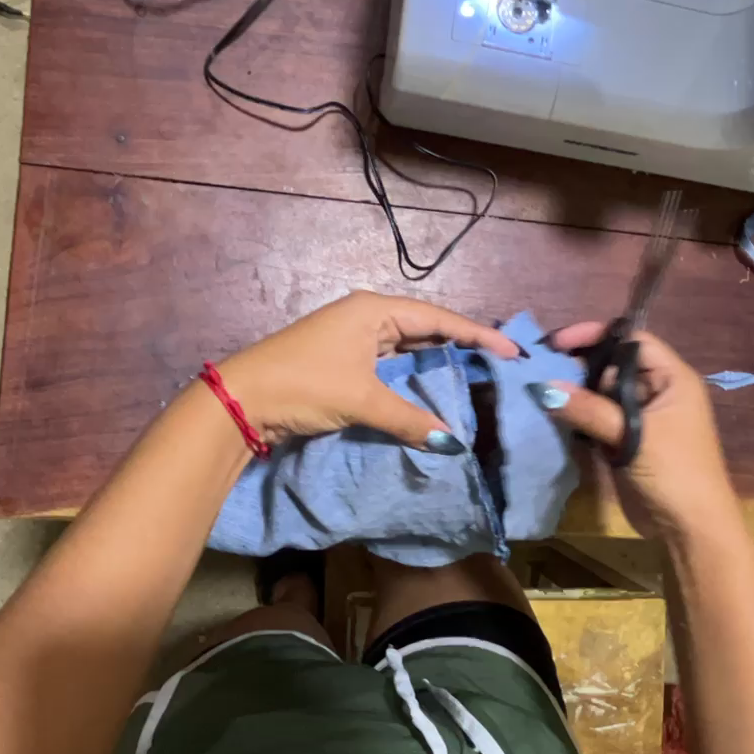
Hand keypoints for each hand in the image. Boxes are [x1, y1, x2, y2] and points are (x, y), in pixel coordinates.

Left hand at [215, 291, 519, 450]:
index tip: (512, 351)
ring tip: (477, 376)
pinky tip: (433, 389)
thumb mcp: (361, 400)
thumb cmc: (304, 384)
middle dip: (461, 346)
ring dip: (437, 363)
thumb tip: (453, 443)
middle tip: (500, 365)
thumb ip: (409, 419)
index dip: (477, 335)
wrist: (241, 400)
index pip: (438, 318)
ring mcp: (353, 339)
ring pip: (408, 348)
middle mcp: (367, 316)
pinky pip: (390, 365)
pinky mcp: (344, 361)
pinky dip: (413, 377)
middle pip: (426, 329)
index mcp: (373, 309)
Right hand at [539, 323, 733, 538]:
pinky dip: (577, 414)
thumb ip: (588, 409)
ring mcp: (641, 417)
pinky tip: (552, 413)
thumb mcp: (632, 435)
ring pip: (602, 392)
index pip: (632, 341)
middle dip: (579, 364)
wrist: (690, 528)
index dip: (596, 336)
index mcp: (672, 379)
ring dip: (574, 391)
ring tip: (539, 388)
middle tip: (540, 367)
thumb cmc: (674, 472)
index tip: (558, 342)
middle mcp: (657, 391)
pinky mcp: (626, 440)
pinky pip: (597, 417)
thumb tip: (543, 387)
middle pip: (613, 364)